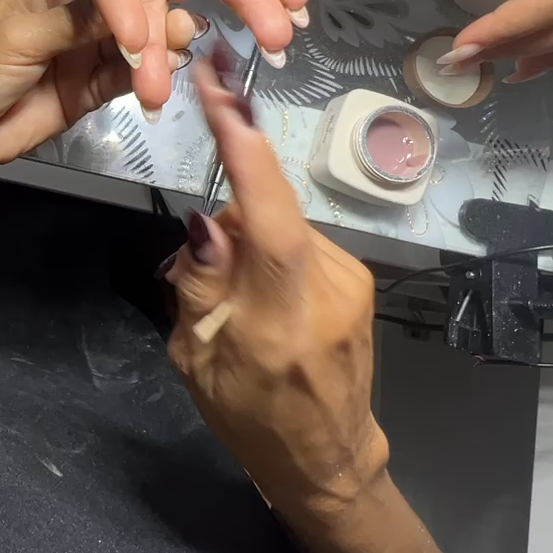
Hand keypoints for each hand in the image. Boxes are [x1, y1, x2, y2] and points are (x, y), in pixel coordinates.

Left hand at [0, 0, 199, 184]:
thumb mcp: (17, 38)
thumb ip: (74, 20)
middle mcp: (70, 11)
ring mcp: (82, 50)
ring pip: (131, 38)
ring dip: (159, 36)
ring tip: (185, 35)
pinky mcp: (90, 88)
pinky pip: (125, 75)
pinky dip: (148, 72)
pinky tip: (172, 65)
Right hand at [163, 47, 386, 518]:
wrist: (326, 460)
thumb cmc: (247, 416)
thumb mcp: (194, 357)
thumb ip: (198, 282)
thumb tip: (205, 218)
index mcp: (278, 320)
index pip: (269, 216)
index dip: (245, 149)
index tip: (221, 92)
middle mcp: (328, 291)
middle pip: (266, 210)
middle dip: (227, 221)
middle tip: (201, 270)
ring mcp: (351, 282)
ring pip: (280, 222)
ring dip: (248, 240)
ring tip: (238, 297)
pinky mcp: (358, 279)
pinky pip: (298, 238)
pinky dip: (270, 251)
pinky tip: (265, 296)